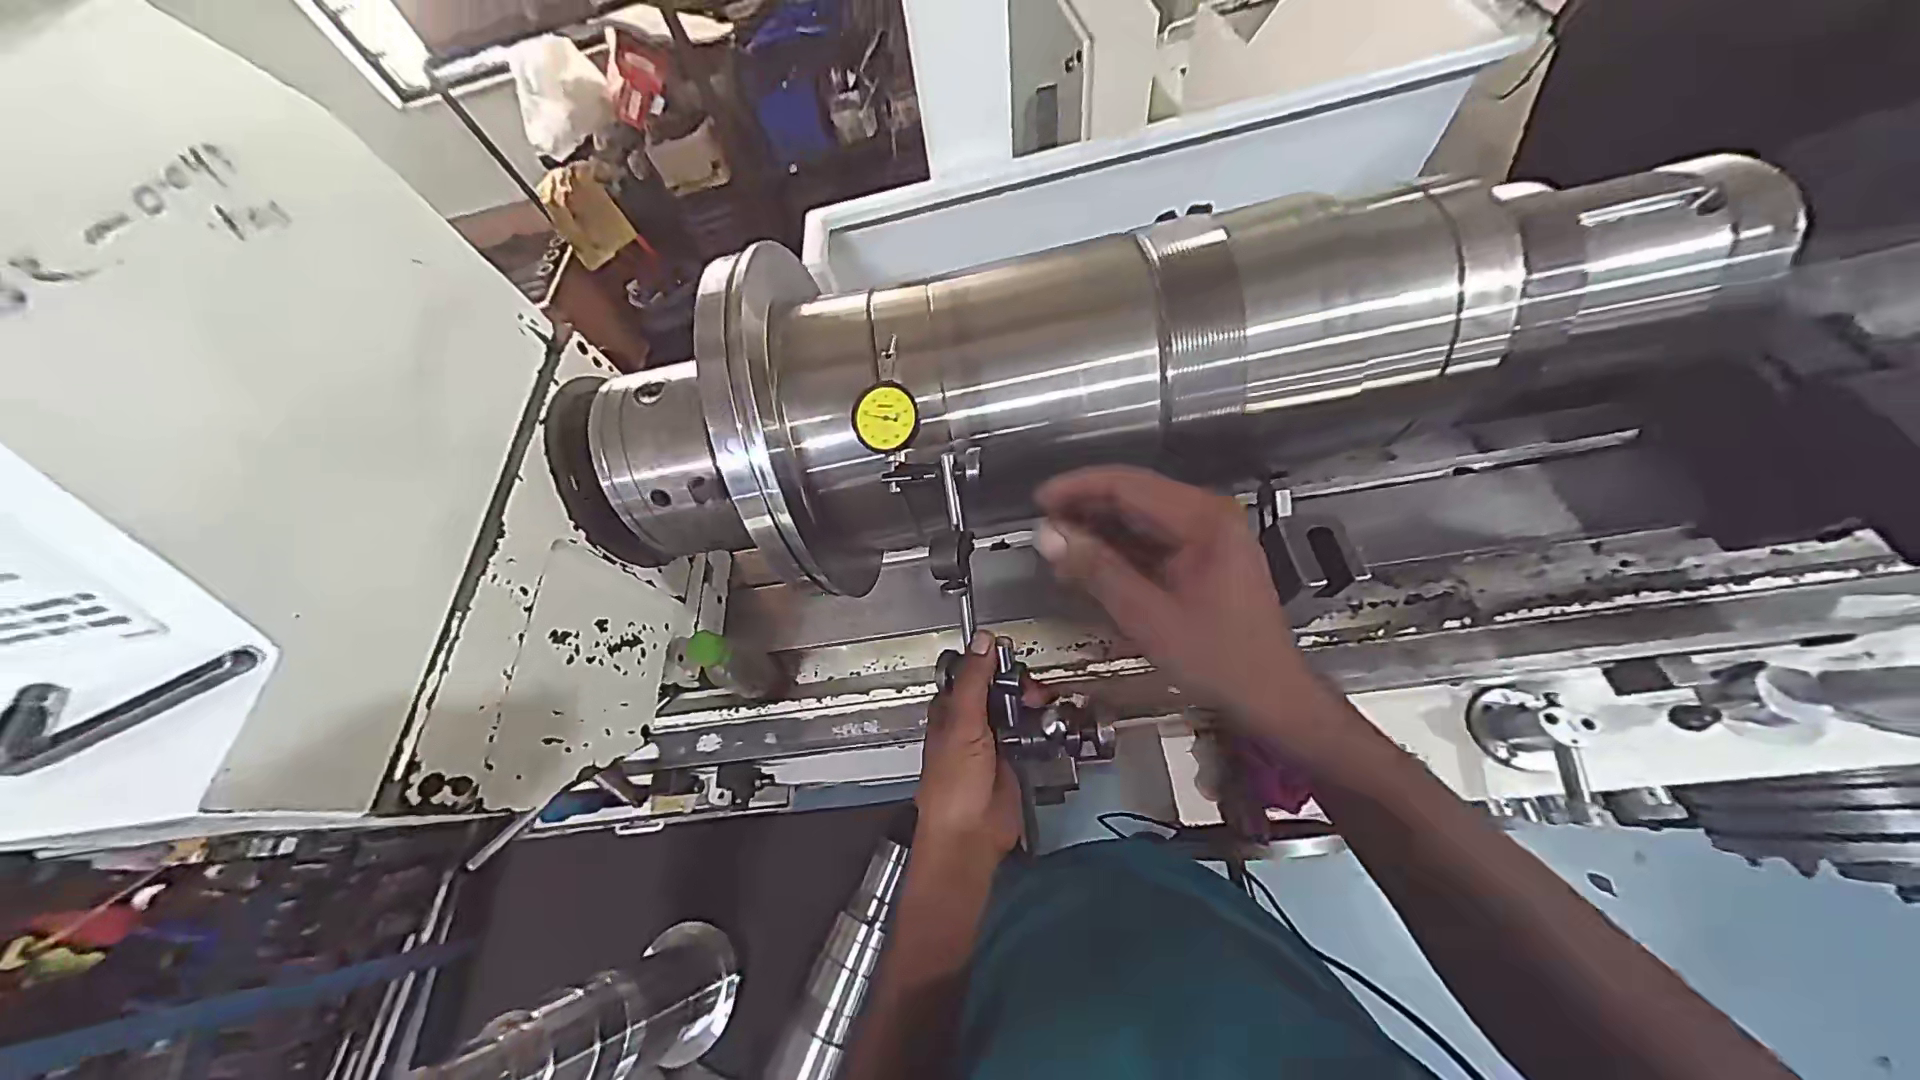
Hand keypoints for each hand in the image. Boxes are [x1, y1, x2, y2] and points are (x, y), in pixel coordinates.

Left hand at [915, 630, 1025, 862]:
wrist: (971, 835)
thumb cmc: (954, 781)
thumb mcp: (962, 722)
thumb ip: (973, 680)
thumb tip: (981, 640)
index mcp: (950, 708)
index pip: (971, 670)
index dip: (990, 659)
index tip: (1011, 654)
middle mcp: (971, 720)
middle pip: (999, 687)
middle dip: (1018, 683)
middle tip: (1032, 690)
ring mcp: (994, 739)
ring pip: (1016, 707)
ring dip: (1033, 703)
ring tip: (1045, 706)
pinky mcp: (1014, 757)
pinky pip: (1031, 732)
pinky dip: (1042, 724)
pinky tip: (1052, 722)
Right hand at [1033, 466, 1320, 723]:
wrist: (1270, 694)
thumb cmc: (1217, 658)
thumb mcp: (1147, 615)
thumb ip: (1096, 570)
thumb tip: (1049, 537)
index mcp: (1203, 520)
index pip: (1127, 484)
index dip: (1077, 488)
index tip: (1040, 500)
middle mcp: (1208, 516)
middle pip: (1134, 496)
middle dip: (1084, 509)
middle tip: (1045, 528)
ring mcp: (1209, 535)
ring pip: (1140, 517)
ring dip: (1099, 530)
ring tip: (1060, 549)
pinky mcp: (1204, 556)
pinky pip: (1153, 540)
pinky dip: (1119, 550)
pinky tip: (1090, 565)